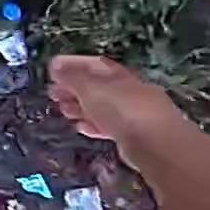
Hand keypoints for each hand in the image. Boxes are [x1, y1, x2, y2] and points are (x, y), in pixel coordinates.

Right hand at [47, 55, 197, 157]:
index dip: (71, 64)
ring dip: (80, 107)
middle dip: (72, 87)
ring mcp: (134, 114)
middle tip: (52, 92)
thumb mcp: (89, 87)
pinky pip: (108, 125)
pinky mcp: (134, 136)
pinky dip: (92, 124)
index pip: (93, 63)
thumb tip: (56, 66)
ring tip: (63, 111)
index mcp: (119, 75)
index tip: (52, 68)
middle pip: (96, 85)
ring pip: (101, 106)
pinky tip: (81, 127)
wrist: (157, 145)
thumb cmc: (121, 108)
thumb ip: (71, 76)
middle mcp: (128, 91)